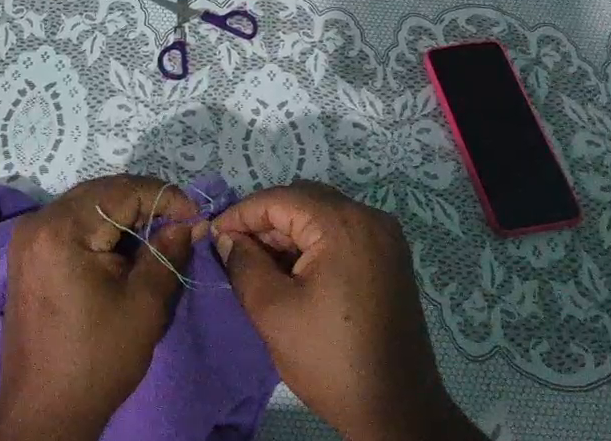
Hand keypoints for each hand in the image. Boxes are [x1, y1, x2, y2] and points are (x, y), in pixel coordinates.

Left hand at [0, 175, 198, 440]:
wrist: (43, 412)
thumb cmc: (96, 359)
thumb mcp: (144, 305)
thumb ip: (167, 253)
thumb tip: (189, 223)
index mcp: (63, 229)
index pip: (123, 191)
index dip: (165, 197)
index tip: (196, 217)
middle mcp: (39, 222)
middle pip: (102, 192)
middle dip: (145, 203)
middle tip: (180, 225)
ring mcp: (29, 238)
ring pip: (88, 204)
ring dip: (125, 213)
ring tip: (159, 235)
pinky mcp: (29, 255)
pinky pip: (72, 223)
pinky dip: (103, 227)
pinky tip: (126, 248)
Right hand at [209, 182, 480, 440]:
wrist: (397, 410)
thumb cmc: (331, 359)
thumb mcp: (273, 312)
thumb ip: (243, 265)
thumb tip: (227, 238)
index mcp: (343, 224)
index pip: (279, 199)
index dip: (241, 214)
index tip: (213, 235)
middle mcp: (369, 217)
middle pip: (303, 200)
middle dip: (265, 222)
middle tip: (234, 251)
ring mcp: (385, 237)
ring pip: (322, 216)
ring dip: (289, 233)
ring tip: (259, 264)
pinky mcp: (390, 258)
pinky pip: (342, 233)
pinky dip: (314, 244)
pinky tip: (293, 271)